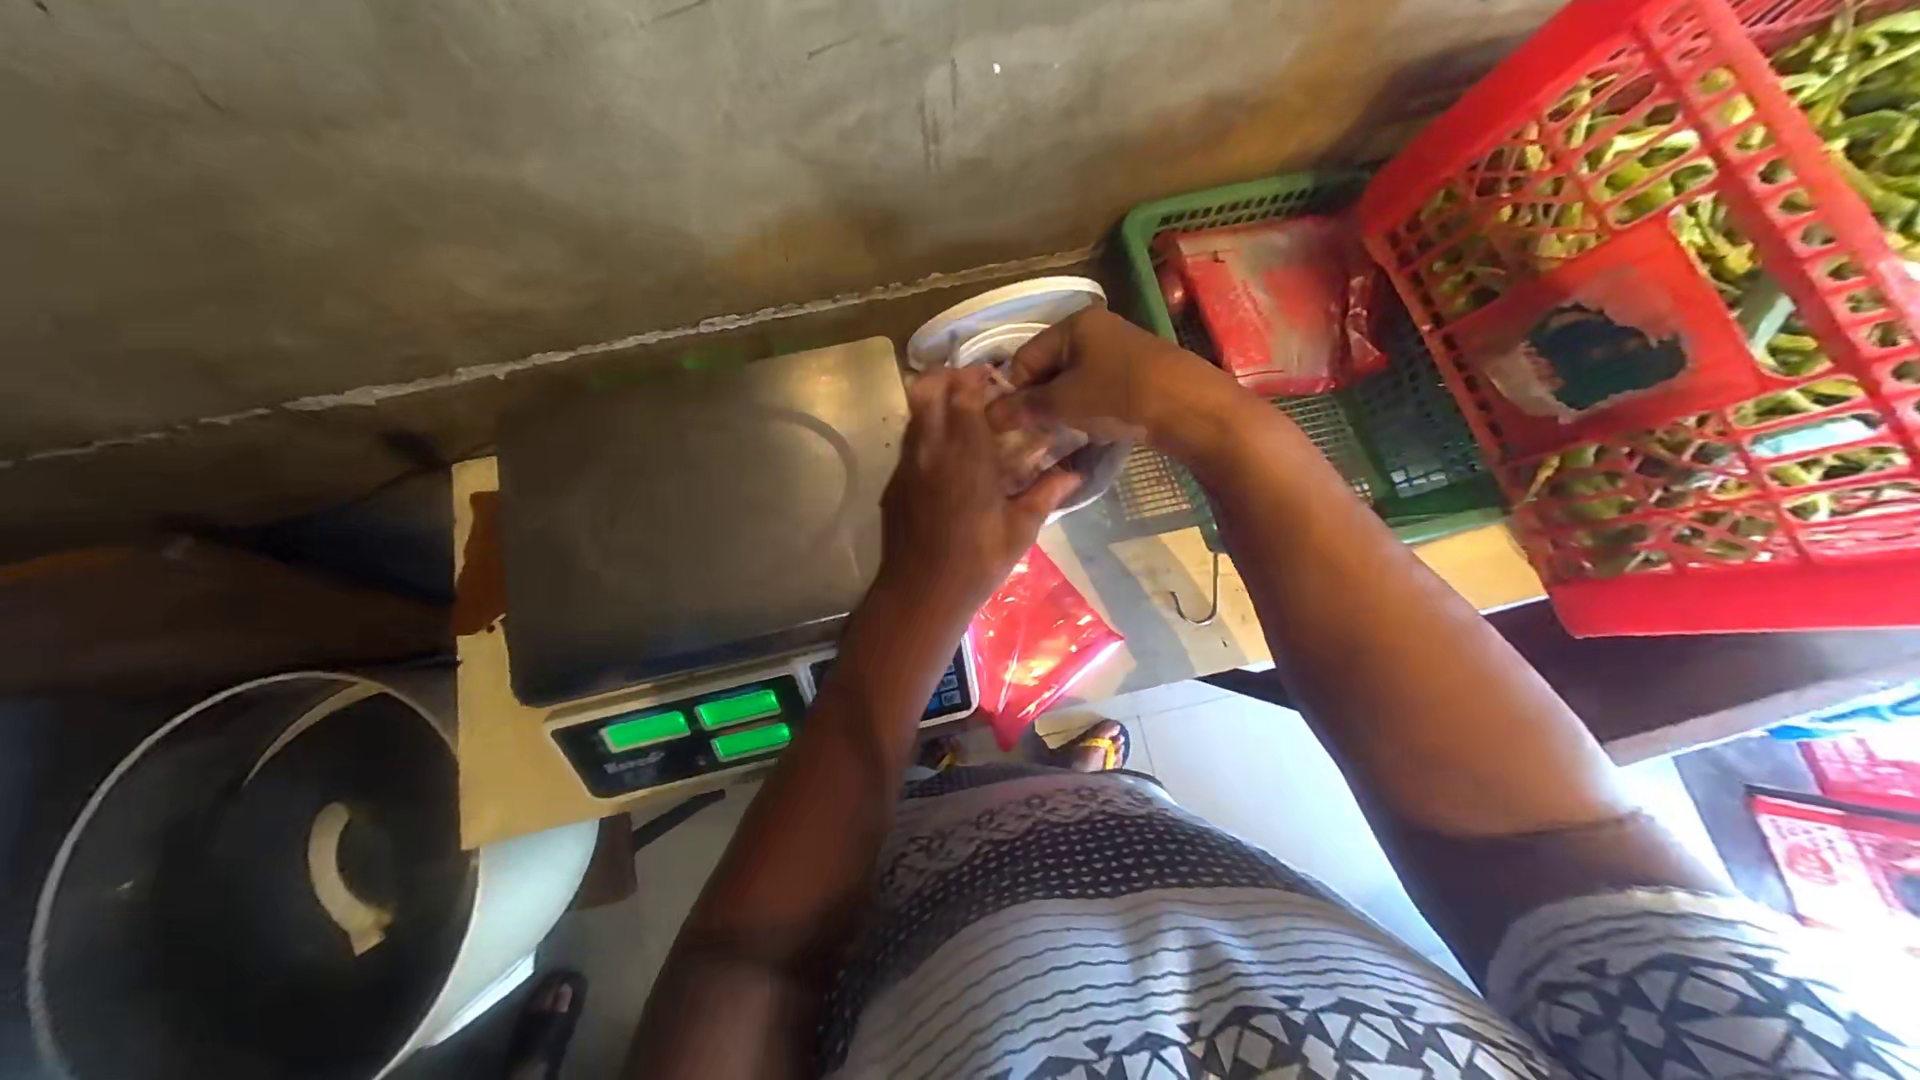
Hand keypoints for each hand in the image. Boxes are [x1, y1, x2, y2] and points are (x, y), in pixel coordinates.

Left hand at [877, 365, 1079, 614]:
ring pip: (914, 416)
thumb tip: (1076, 473)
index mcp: (965, 456)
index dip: (975, 378)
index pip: (962, 395)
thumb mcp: (1021, 530)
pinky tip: (946, 460)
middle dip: (947, 378)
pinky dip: (925, 435)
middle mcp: (930, 451)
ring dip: (934, 405)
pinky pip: (909, 445)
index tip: (993, 378)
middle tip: (972, 388)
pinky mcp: (894, 485)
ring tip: (961, 419)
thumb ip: (1047, 493)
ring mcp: (906, 467)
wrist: (920, 594)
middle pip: (926, 391)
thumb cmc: (977, 563)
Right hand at [994, 308, 1252, 463]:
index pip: (1025, 357)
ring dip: (1061, 408)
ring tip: (1059, 435)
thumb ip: (1024, 407)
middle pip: (1049, 367)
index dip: (1013, 391)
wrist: (1190, 408)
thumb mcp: (1064, 403)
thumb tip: (990, 416)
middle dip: (1037, 401)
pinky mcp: (1137, 372)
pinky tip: (1089, 430)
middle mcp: (1096, 329)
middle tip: (1032, 433)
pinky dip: (1086, 409)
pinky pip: (1097, 388)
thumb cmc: (1118, 396)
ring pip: (1073, 380)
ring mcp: (1119, 350)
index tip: (1009, 423)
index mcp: (1074, 325)